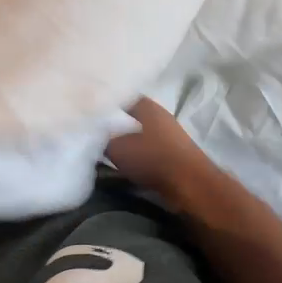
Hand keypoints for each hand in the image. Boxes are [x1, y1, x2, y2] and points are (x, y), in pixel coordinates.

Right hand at [104, 98, 222, 207]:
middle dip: (116, 124)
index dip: (106, 103)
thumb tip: (94, 134)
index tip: (91, 112)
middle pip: (132, 116)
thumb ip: (102, 138)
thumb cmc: (152, 158)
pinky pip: (150, 149)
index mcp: (147, 105)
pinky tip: (127, 164)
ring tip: (109, 150)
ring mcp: (170, 135)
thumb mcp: (116, 147)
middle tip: (96, 132)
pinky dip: (139, 155)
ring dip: (128, 141)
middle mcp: (160, 115)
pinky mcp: (175, 154)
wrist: (190, 186)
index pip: (122, 96)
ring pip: (141, 133)